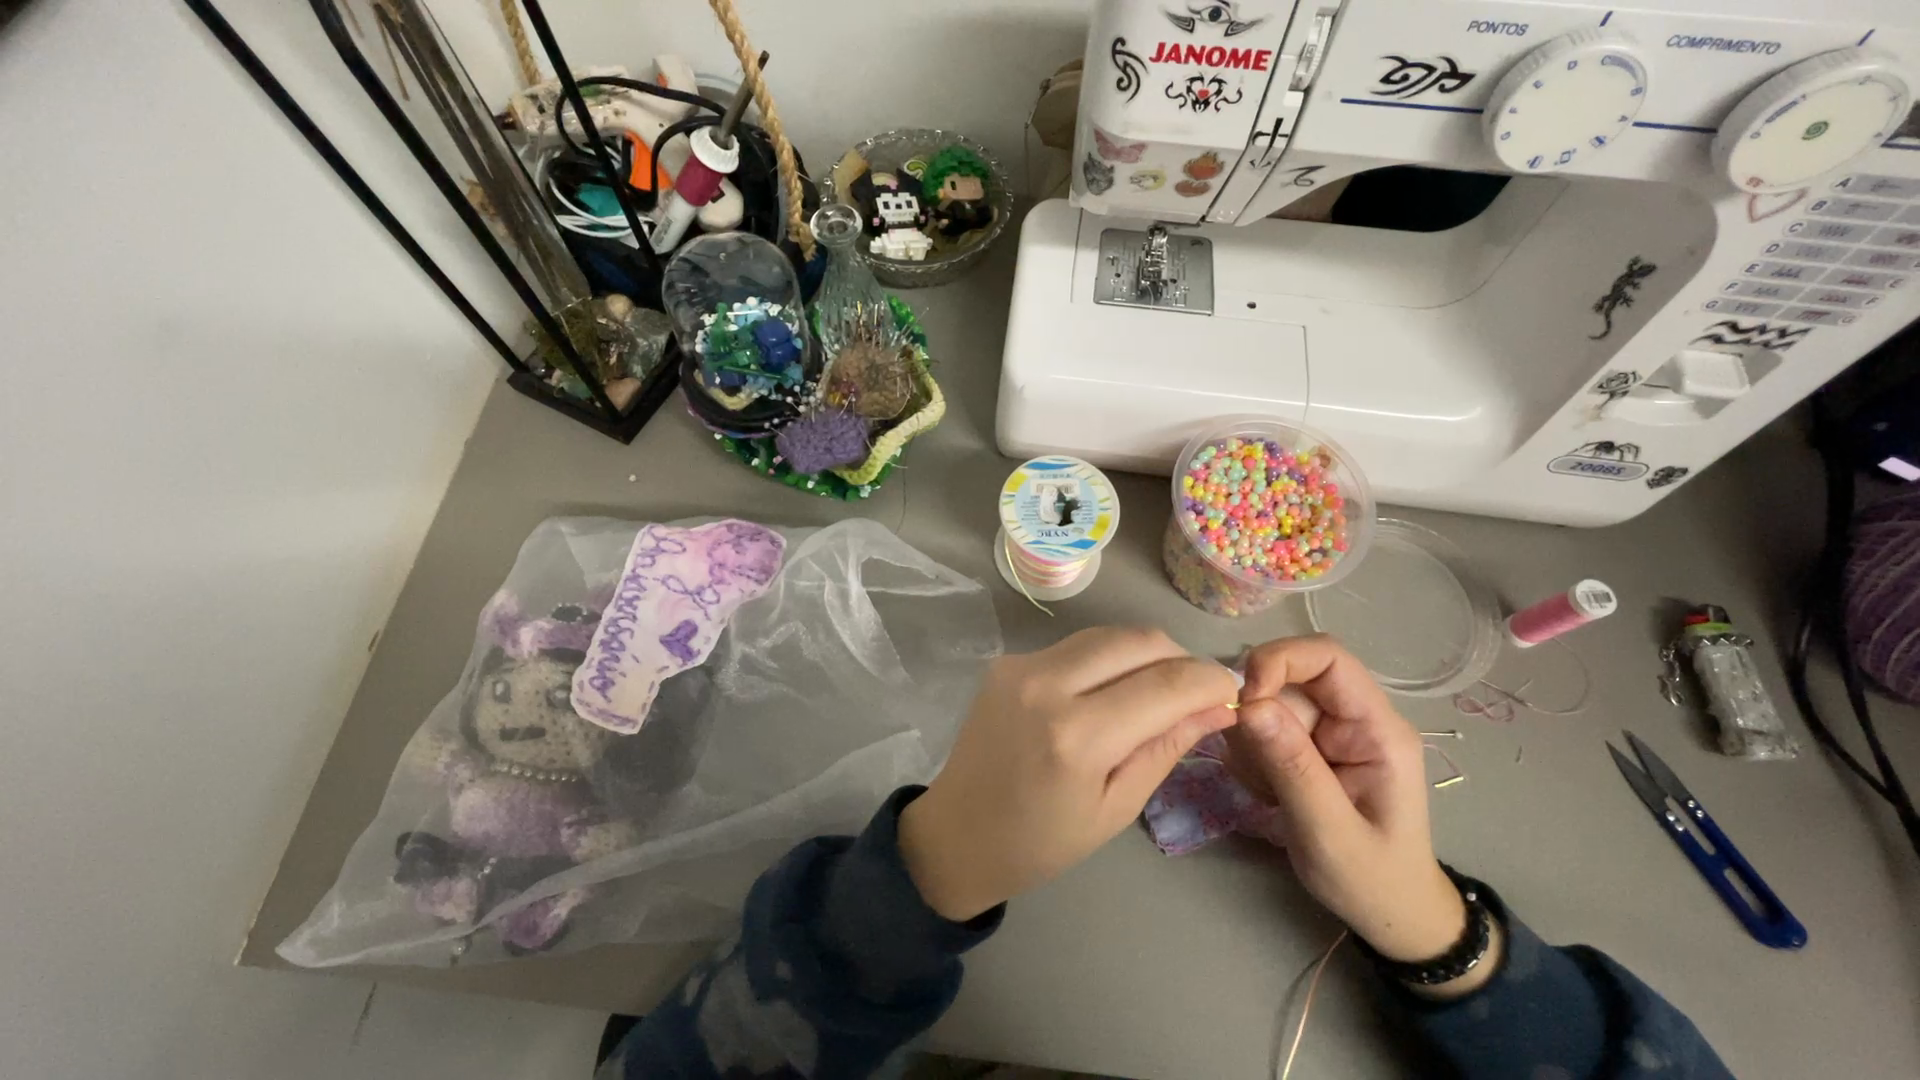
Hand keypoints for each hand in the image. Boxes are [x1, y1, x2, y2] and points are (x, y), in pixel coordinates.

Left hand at [899, 627, 1238, 920]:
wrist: (956, 834)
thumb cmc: (1041, 841)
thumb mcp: (1116, 807)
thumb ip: (1167, 747)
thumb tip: (1218, 705)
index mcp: (1078, 734)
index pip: (1168, 683)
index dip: (1211, 682)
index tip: (1230, 696)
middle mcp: (1047, 683)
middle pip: (1140, 640)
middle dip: (1181, 660)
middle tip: (1195, 694)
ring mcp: (1022, 665)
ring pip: (1109, 634)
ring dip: (1145, 655)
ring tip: (1157, 693)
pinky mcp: (1009, 661)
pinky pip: (1077, 645)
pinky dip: (1107, 660)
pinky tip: (1110, 693)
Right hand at [1224, 636, 1495, 993]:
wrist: (1389, 914)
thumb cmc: (1372, 880)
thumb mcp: (1329, 833)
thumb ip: (1292, 766)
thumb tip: (1250, 705)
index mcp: (1378, 729)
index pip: (1328, 657)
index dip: (1279, 661)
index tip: (1243, 701)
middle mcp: (1354, 718)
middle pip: (1287, 683)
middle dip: (1258, 721)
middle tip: (1258, 774)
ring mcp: (1329, 731)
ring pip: (1266, 705)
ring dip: (1252, 745)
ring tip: (1270, 794)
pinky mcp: (1307, 745)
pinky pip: (1261, 728)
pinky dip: (1251, 758)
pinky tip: (1269, 794)